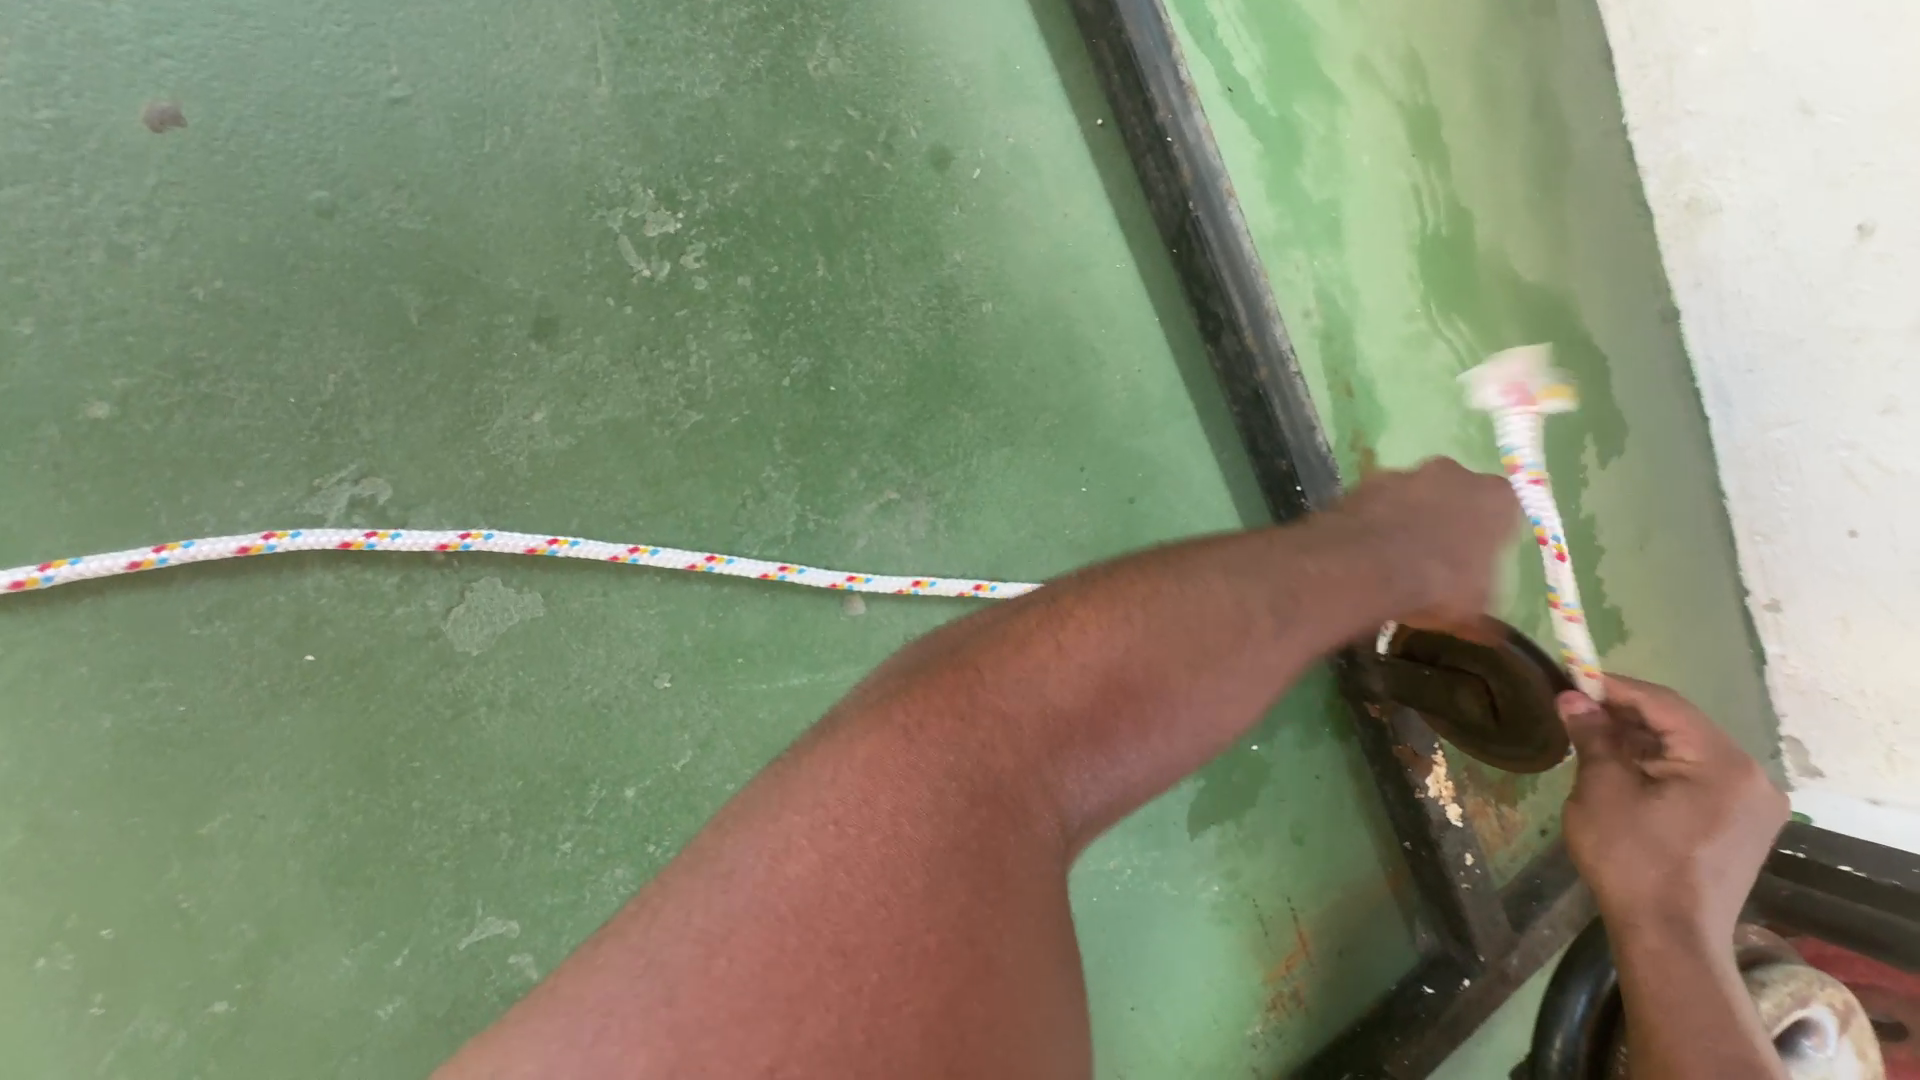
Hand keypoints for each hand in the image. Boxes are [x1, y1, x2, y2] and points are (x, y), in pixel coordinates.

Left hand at [1327, 457, 1519, 623]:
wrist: (1363, 567)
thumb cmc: (1435, 585)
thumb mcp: (1472, 609)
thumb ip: (1485, 609)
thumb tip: (1494, 635)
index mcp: (1496, 498)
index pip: (1504, 508)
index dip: (1489, 532)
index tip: (1477, 554)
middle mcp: (1453, 473)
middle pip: (1455, 493)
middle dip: (1447, 517)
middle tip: (1434, 552)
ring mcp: (1404, 473)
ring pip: (1412, 493)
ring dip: (1406, 514)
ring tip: (1392, 551)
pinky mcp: (1362, 483)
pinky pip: (1375, 500)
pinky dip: (1373, 516)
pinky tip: (1364, 544)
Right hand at [1560, 676, 1788, 942]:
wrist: (1669, 933)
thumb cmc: (1631, 857)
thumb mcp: (1602, 789)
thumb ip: (1592, 736)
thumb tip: (1571, 697)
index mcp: (1723, 763)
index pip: (1664, 704)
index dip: (1613, 686)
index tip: (1569, 677)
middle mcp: (1751, 775)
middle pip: (1679, 725)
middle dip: (1624, 713)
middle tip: (1573, 708)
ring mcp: (1752, 801)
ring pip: (1687, 749)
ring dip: (1639, 738)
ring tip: (1589, 736)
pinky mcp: (1742, 821)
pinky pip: (1697, 774)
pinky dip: (1657, 763)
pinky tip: (1620, 767)